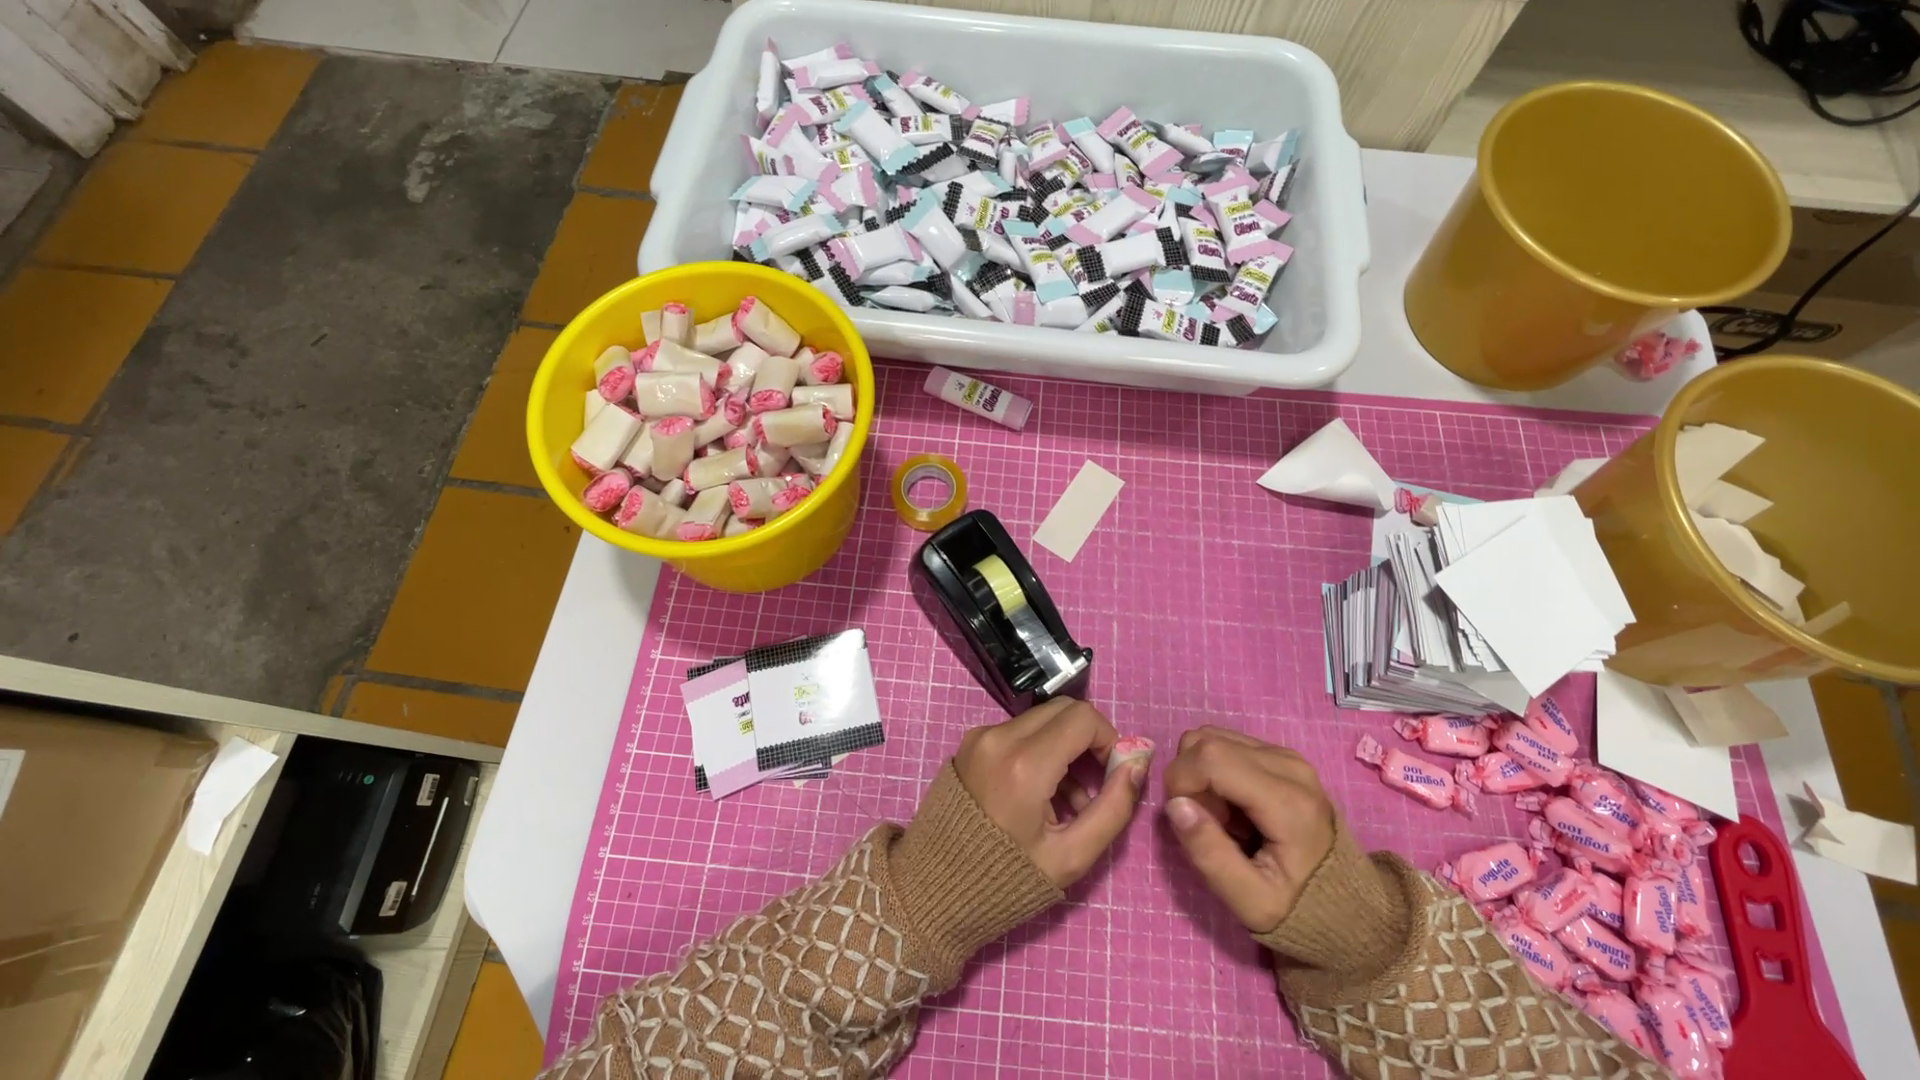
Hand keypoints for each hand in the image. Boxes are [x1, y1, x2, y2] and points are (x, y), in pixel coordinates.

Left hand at [953, 698, 1152, 888]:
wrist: (930, 892)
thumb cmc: (1006, 882)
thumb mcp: (1072, 856)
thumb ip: (1114, 806)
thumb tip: (1138, 762)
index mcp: (1024, 763)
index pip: (1083, 717)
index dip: (1110, 740)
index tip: (1114, 774)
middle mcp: (999, 737)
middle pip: (1062, 711)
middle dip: (1088, 741)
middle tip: (1096, 786)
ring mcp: (979, 737)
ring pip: (1040, 721)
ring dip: (1064, 749)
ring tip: (1069, 803)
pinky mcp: (969, 745)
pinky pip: (1017, 733)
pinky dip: (1039, 753)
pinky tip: (1040, 798)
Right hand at [1162, 726, 1335, 933]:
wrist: (1346, 902)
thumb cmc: (1296, 907)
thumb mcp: (1250, 902)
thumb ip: (1209, 854)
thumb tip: (1176, 805)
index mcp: (1286, 801)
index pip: (1210, 757)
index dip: (1182, 783)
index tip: (1189, 823)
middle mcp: (1289, 766)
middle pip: (1207, 742)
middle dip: (1189, 780)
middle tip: (1209, 824)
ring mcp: (1287, 756)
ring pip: (1212, 737)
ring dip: (1200, 774)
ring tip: (1222, 817)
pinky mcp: (1281, 755)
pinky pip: (1227, 744)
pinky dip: (1214, 770)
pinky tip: (1233, 806)